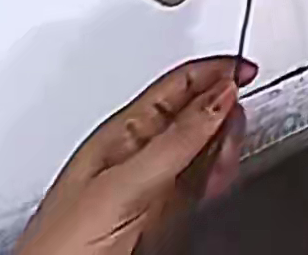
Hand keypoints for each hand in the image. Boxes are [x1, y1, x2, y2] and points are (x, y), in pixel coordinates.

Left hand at [14, 57, 256, 254]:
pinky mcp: (162, 215)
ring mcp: (151, 184)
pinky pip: (202, 178)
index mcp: (123, 132)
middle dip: (224, 114)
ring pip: (205, 145)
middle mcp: (139, 153)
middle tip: (233, 130)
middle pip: (198, 111)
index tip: (248, 70)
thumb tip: (223, 90)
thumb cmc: (60, 250)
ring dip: (223, 146)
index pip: (180, 83)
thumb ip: (179, 136)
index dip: (216, 71)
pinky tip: (217, 181)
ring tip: (224, 163)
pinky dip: (218, 175)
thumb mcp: (126, 183)